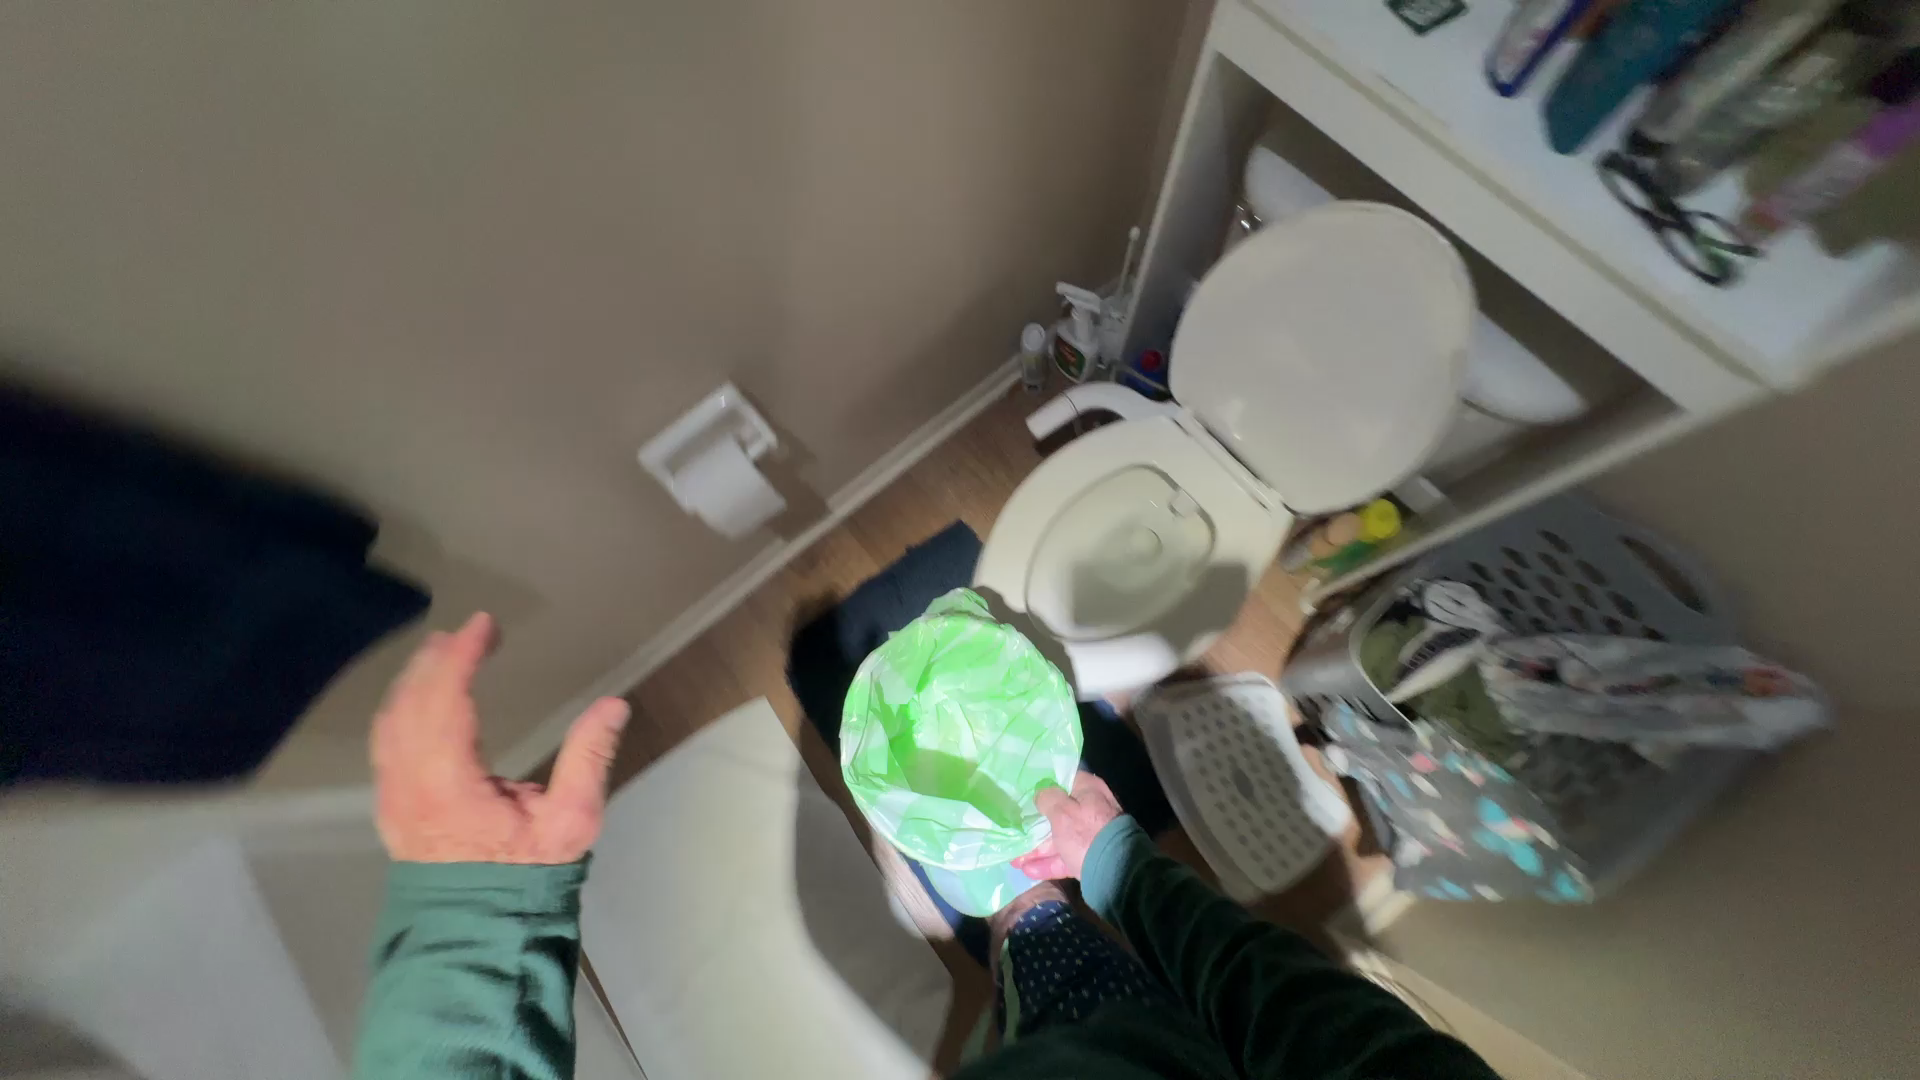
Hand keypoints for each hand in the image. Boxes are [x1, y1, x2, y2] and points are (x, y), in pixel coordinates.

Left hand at [371, 612, 630, 863]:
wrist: (481, 929)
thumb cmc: (529, 870)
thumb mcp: (572, 819)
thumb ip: (589, 757)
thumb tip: (613, 705)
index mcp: (448, 784)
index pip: (445, 705)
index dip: (461, 659)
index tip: (484, 625)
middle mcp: (409, 785)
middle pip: (410, 706)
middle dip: (436, 661)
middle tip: (467, 630)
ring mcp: (394, 797)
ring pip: (392, 723)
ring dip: (416, 680)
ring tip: (442, 650)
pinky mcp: (394, 805)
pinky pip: (389, 741)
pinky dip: (405, 706)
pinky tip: (422, 696)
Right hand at [1010, 771, 1122, 880]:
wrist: (1115, 872)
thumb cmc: (1085, 833)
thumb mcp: (1062, 812)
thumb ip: (1048, 799)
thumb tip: (1041, 794)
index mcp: (1088, 790)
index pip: (1063, 781)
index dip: (1043, 786)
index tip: (1025, 792)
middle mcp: (1091, 809)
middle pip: (1058, 813)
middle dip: (1035, 825)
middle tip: (1016, 829)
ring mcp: (1090, 835)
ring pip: (1059, 838)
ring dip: (1037, 848)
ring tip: (1015, 858)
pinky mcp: (1088, 857)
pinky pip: (1065, 857)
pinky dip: (1048, 863)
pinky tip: (1028, 870)